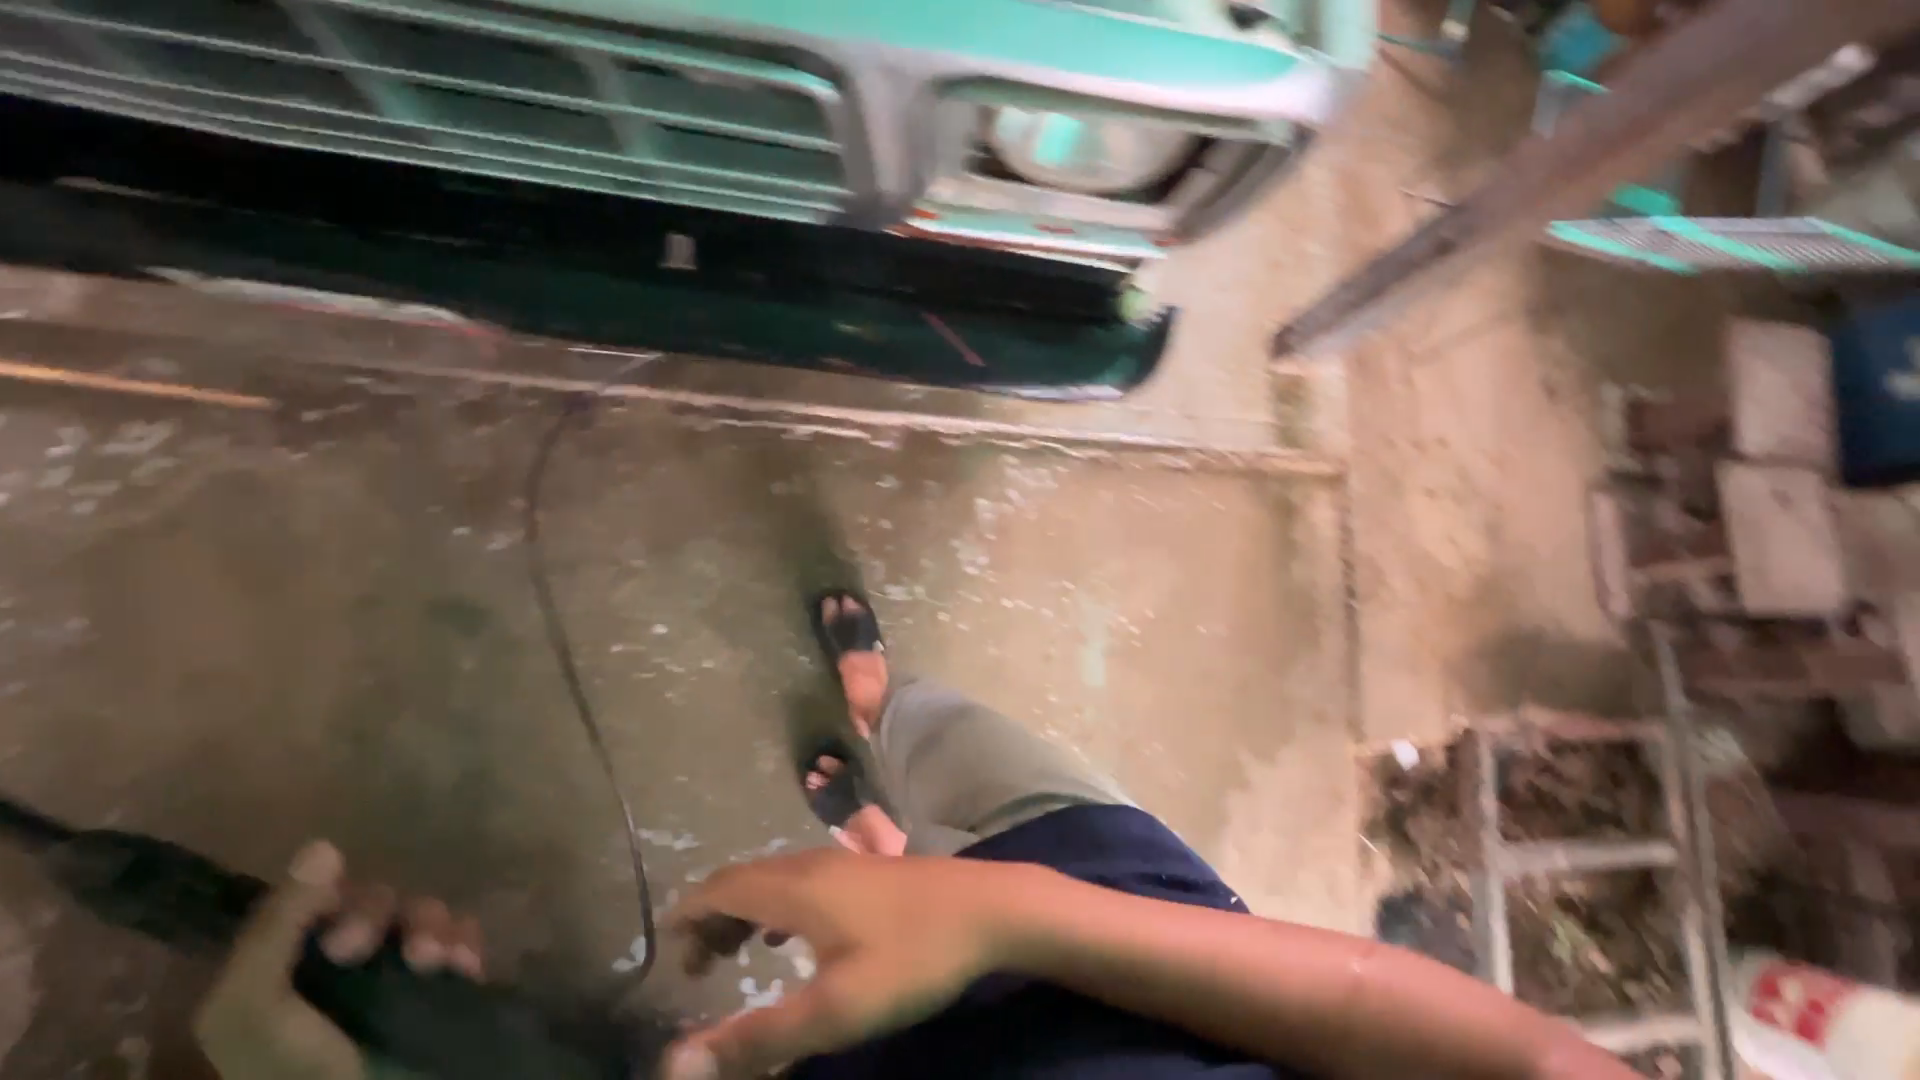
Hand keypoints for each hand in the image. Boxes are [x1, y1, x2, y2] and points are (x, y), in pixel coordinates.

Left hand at [193, 841, 485, 1079]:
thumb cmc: (292, 1072)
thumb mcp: (252, 1008)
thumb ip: (275, 928)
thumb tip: (323, 845)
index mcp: (286, 965)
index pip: (318, 898)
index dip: (332, 900)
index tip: (337, 933)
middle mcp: (341, 964)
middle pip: (374, 902)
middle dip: (382, 919)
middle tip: (377, 953)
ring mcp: (396, 975)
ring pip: (422, 914)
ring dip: (431, 928)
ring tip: (434, 962)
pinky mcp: (443, 985)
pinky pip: (463, 936)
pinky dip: (465, 942)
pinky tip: (462, 965)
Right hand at [662, 850, 1046, 1079]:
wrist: (991, 909)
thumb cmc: (910, 958)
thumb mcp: (833, 1010)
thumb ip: (756, 1037)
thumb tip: (676, 1063)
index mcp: (794, 888)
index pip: (720, 889)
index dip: (688, 917)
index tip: (667, 953)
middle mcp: (812, 864)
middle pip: (742, 880)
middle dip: (711, 918)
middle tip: (697, 969)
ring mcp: (845, 862)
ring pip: (774, 878)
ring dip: (745, 912)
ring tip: (734, 954)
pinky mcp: (870, 870)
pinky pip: (803, 881)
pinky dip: (778, 906)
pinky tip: (792, 937)